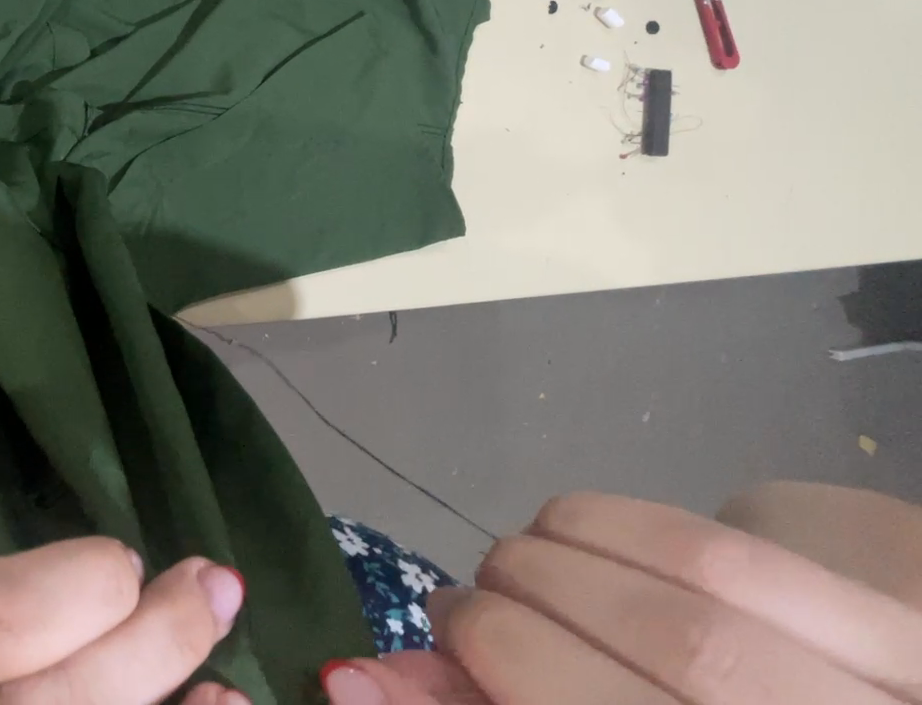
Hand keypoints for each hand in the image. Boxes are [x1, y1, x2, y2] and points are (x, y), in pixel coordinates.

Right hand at [321, 488, 921, 704]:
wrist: (814, 695)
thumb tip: (345, 674)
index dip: (498, 661)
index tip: (439, 628)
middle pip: (676, 664)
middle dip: (523, 613)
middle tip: (479, 606)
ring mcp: (896, 693)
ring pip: (693, 607)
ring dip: (560, 564)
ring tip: (524, 570)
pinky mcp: (902, 624)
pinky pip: (728, 550)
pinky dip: (610, 523)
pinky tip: (572, 533)